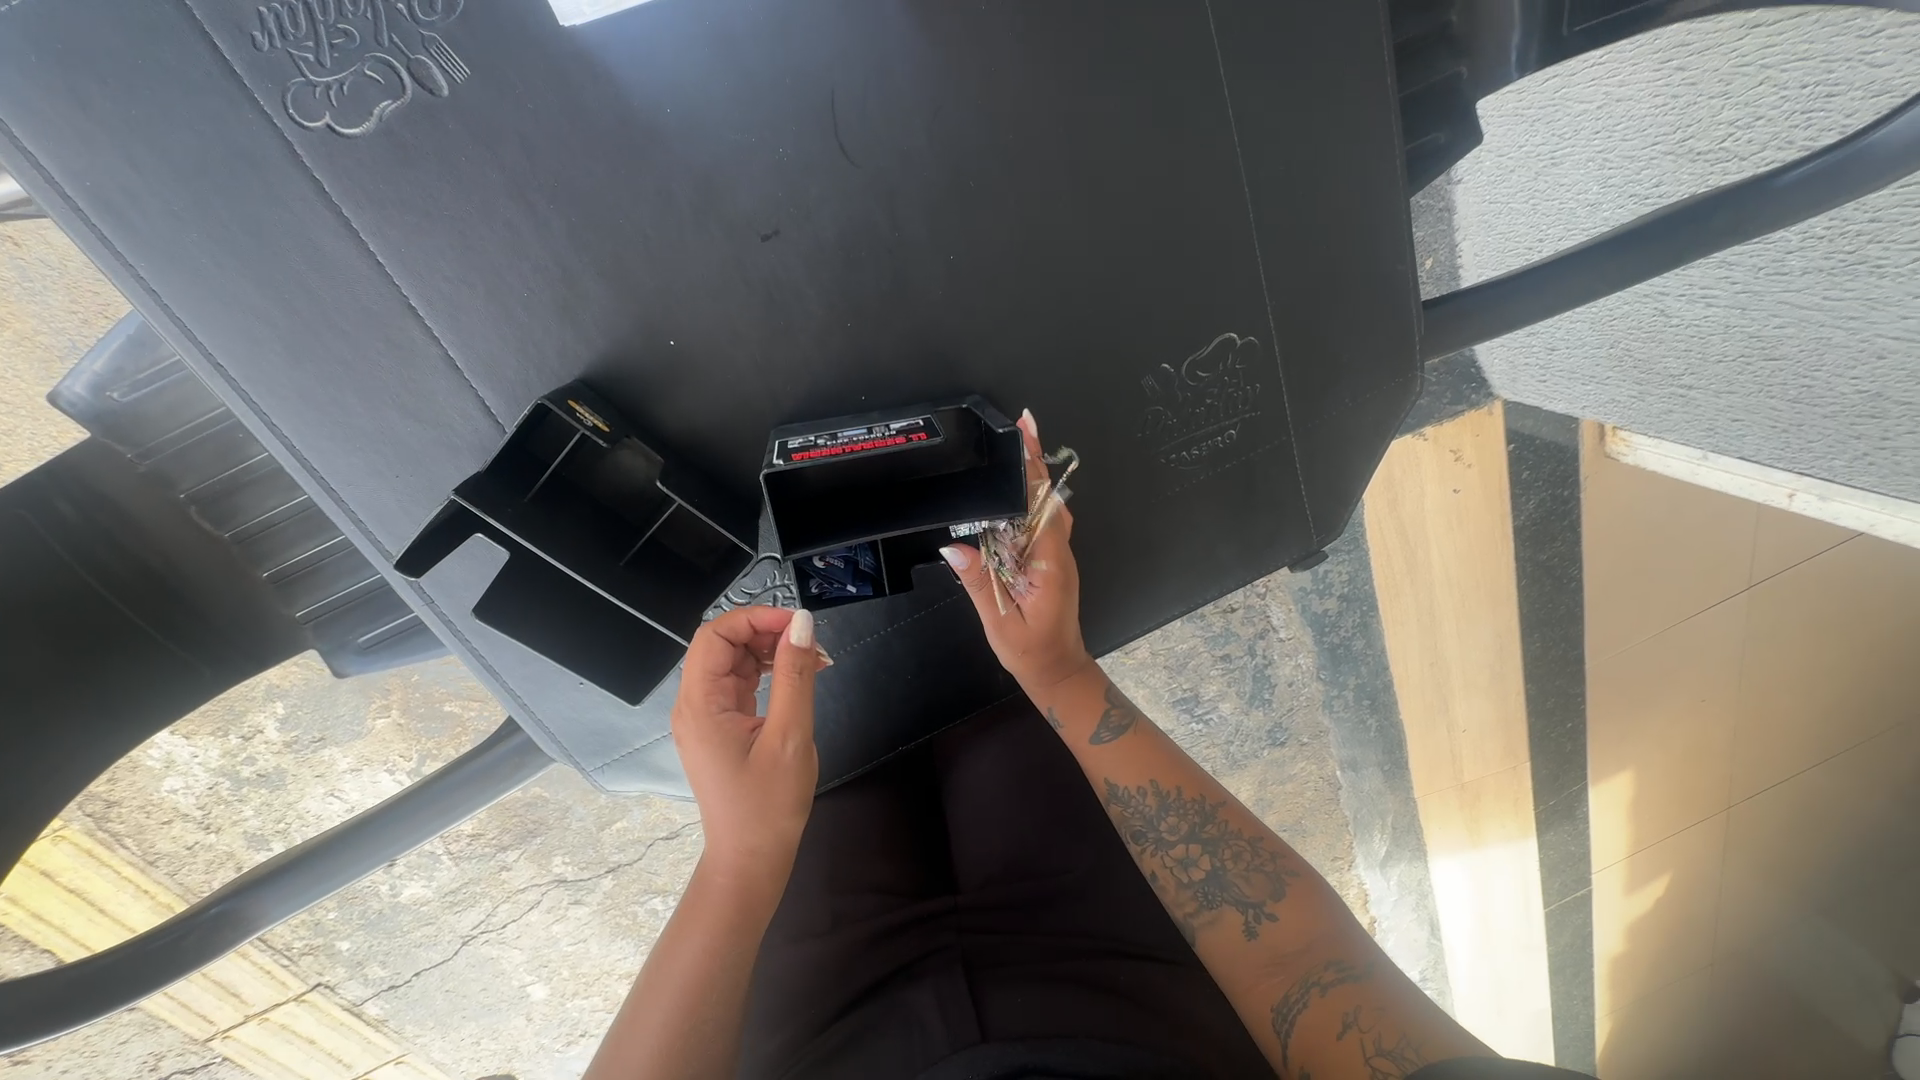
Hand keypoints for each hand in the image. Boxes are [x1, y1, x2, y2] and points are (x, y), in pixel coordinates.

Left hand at [670, 606, 824, 885]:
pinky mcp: (721, 728)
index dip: (755, 618)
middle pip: (722, 645)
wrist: (751, 860)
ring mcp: (706, 717)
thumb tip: (803, 623)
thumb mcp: (789, 735)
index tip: (798, 624)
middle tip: (811, 642)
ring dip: (770, 652)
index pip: (715, 635)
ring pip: (732, 662)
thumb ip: (795, 675)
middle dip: (766, 632)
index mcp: (700, 704)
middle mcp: (694, 705)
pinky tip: (800, 677)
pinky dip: (768, 673)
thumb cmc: (769, 804)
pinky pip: (739, 684)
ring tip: (814, 661)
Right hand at [941, 410, 1094, 692]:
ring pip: (1050, 508)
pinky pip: (1045, 523)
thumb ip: (979, 582)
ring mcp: (1059, 556)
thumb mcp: (999, 620)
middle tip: (1019, 427)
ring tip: (1017, 448)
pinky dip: (1033, 500)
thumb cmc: (1031, 652)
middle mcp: (1059, 553)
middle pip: (1049, 497)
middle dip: (1034, 461)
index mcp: (1049, 563)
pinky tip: (1016, 494)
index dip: (1033, 467)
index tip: (1027, 432)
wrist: (1058, 672)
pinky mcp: (1053, 562)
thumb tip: (953, 547)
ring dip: (1035, 478)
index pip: (1041, 504)